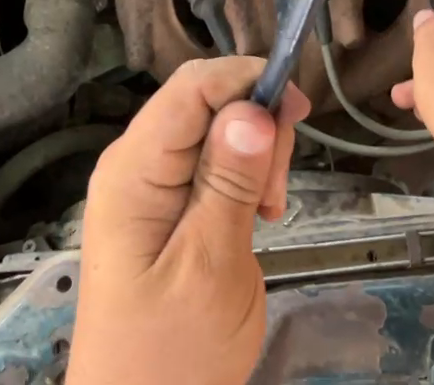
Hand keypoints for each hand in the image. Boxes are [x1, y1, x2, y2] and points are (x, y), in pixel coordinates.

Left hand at [68, 57, 310, 384]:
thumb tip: (253, 108)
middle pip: (209, 98)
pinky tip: (256, 215)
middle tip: (274, 196)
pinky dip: (249, 176)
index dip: (247, 80)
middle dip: (257, 127)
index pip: (192, 86)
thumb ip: (229, 183)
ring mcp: (154, 182)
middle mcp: (139, 162)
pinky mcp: (173, 202)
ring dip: (258, 155)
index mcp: (134, 169)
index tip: (298, 112)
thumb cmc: (170, 353)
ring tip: (266, 213)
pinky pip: (218, 160)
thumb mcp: (208, 269)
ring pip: (221, 126)